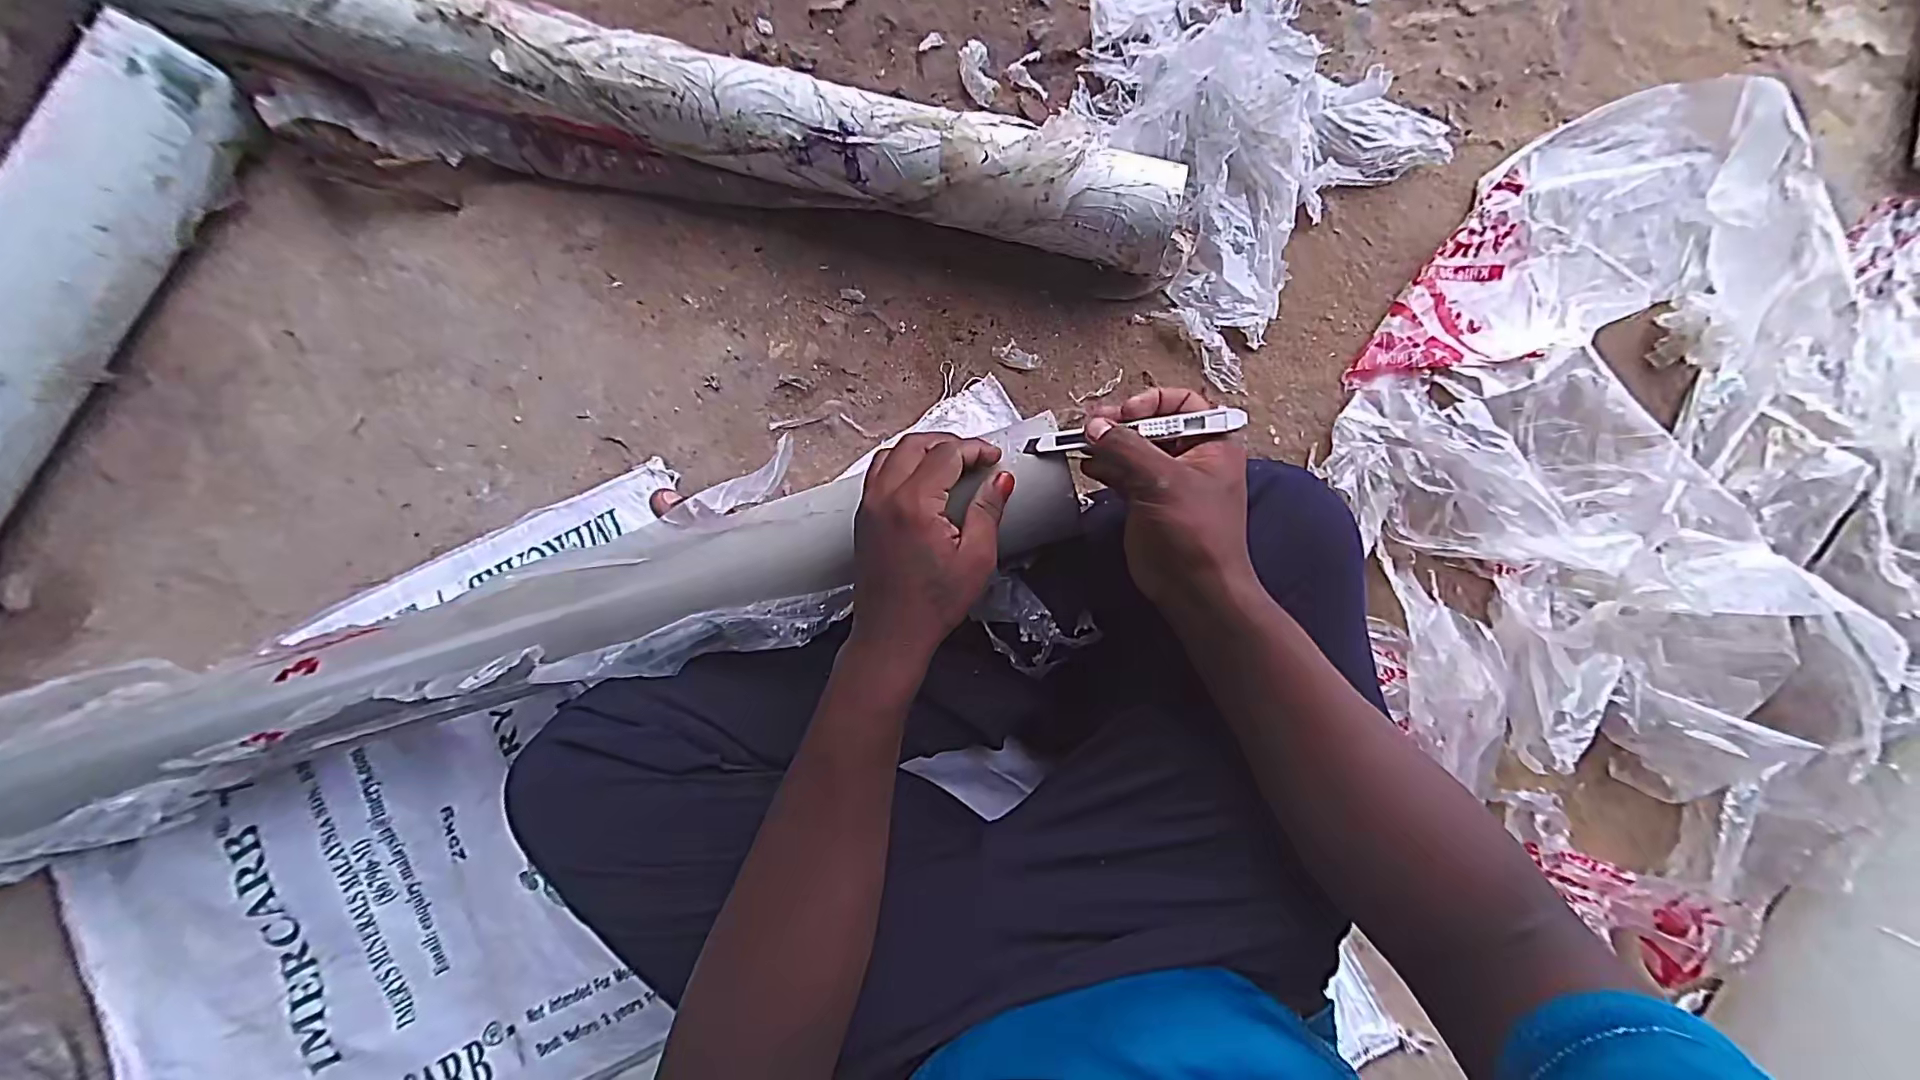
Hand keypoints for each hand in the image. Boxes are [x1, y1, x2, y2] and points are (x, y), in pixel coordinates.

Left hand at [851, 433, 1013, 656]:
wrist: (892, 633)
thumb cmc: (931, 605)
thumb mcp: (976, 559)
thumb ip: (989, 512)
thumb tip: (1000, 481)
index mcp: (913, 505)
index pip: (946, 454)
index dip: (975, 450)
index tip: (991, 457)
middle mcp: (885, 498)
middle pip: (916, 444)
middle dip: (949, 443)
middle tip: (975, 456)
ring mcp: (869, 506)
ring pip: (893, 453)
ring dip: (922, 449)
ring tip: (950, 462)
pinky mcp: (863, 517)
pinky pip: (878, 472)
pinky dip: (901, 463)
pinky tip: (921, 479)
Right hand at [1081, 388, 1256, 613]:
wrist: (1194, 588)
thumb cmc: (1200, 538)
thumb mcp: (1162, 481)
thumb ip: (1127, 448)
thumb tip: (1098, 426)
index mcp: (1212, 444)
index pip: (1182, 404)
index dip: (1151, 403)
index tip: (1124, 414)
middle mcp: (1191, 459)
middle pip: (1152, 426)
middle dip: (1122, 424)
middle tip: (1094, 425)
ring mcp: (1167, 481)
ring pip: (1133, 450)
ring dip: (1108, 445)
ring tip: (1084, 442)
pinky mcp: (1146, 501)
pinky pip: (1122, 474)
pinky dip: (1104, 466)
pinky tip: (1089, 464)